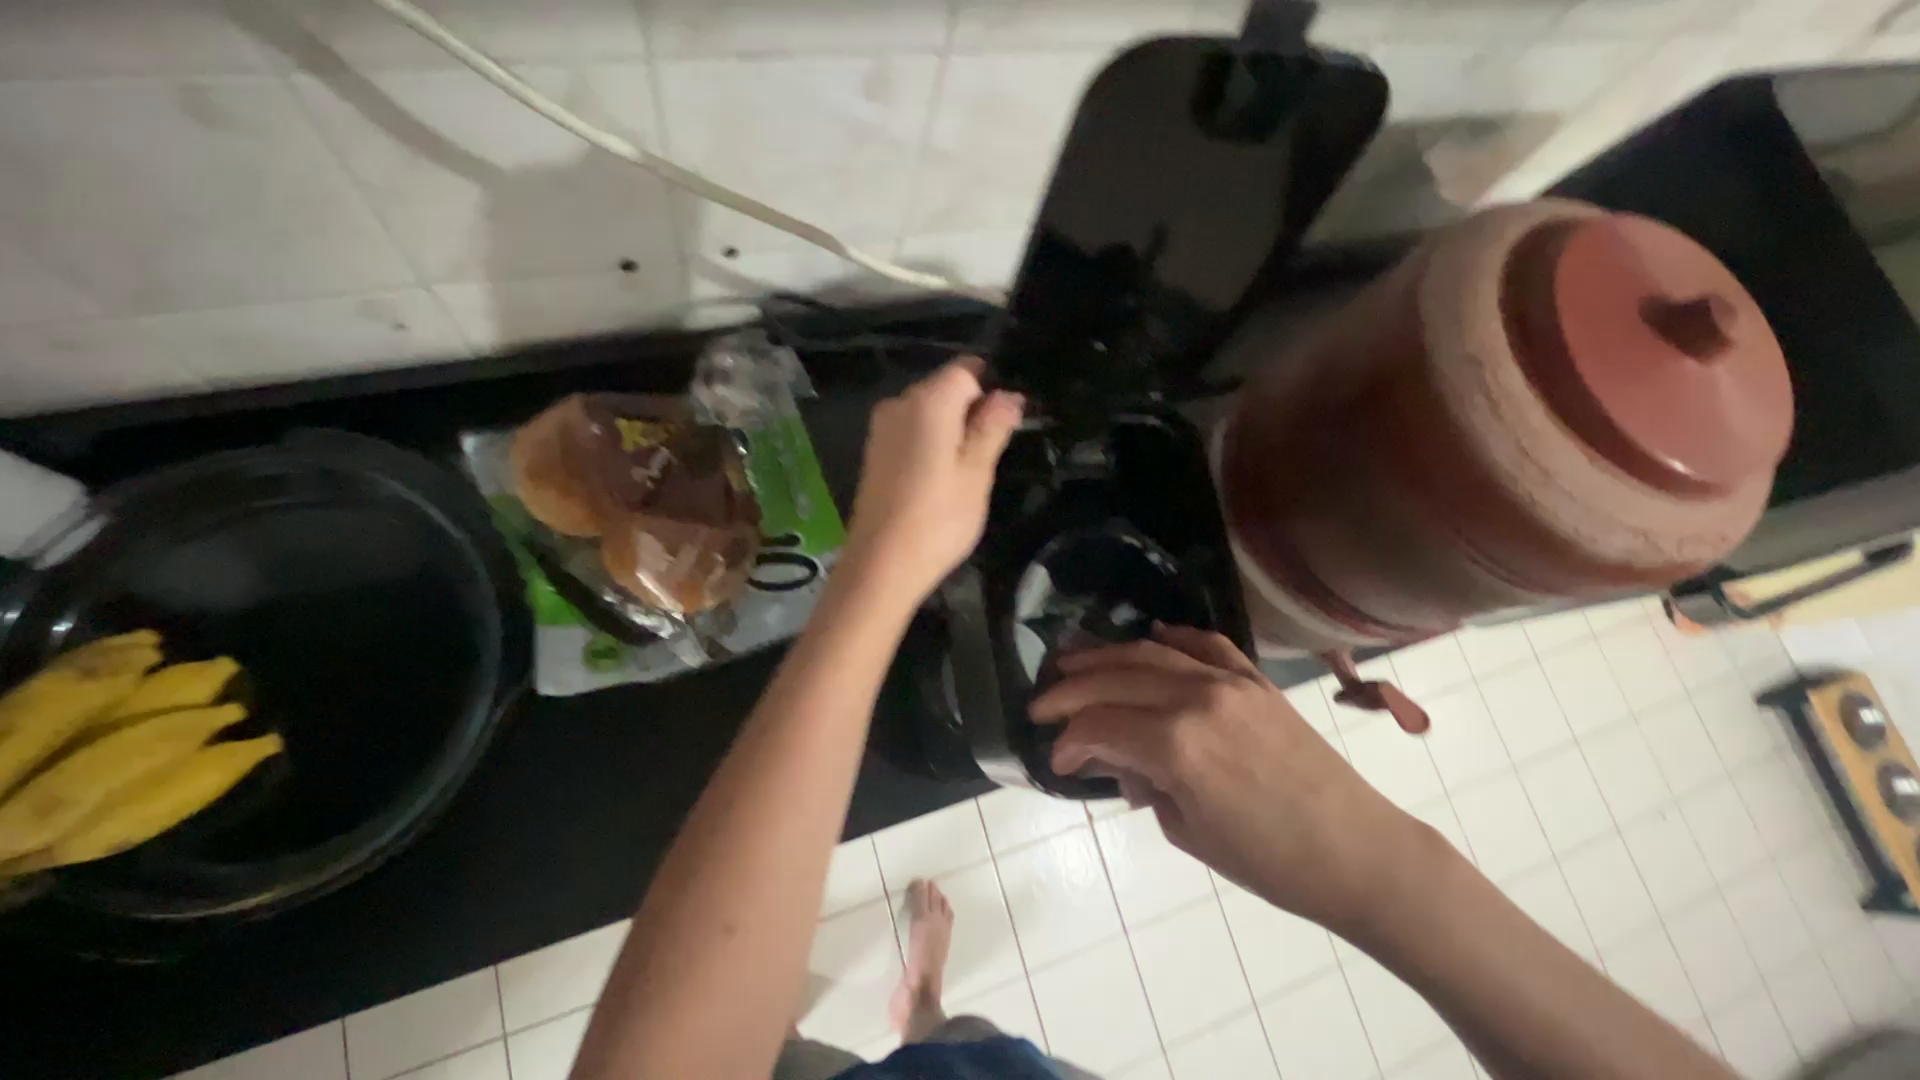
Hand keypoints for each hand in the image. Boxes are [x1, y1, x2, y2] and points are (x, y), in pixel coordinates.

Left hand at [843, 358, 1022, 603]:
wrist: (880, 565)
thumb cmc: (938, 519)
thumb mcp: (976, 473)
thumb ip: (993, 427)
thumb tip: (1010, 395)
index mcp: (929, 400)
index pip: (967, 369)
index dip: (992, 389)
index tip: (1007, 424)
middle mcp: (900, 402)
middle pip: (945, 388)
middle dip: (971, 410)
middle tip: (990, 455)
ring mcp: (882, 427)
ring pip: (928, 411)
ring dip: (951, 430)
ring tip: (965, 473)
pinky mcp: (874, 452)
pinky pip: (911, 432)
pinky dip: (929, 444)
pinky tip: (938, 480)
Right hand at [1030, 625, 1435, 933]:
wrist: (1355, 851)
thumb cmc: (1267, 861)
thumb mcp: (1187, 831)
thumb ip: (1143, 784)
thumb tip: (1118, 760)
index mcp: (1176, 744)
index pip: (1100, 726)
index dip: (1068, 741)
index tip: (1055, 760)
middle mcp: (1197, 699)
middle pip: (1115, 678)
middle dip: (1070, 690)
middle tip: (1041, 703)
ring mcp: (1229, 682)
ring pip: (1151, 654)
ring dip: (1106, 656)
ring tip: (1071, 661)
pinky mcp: (1256, 681)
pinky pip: (1206, 645)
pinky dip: (1172, 639)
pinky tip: (1150, 638)